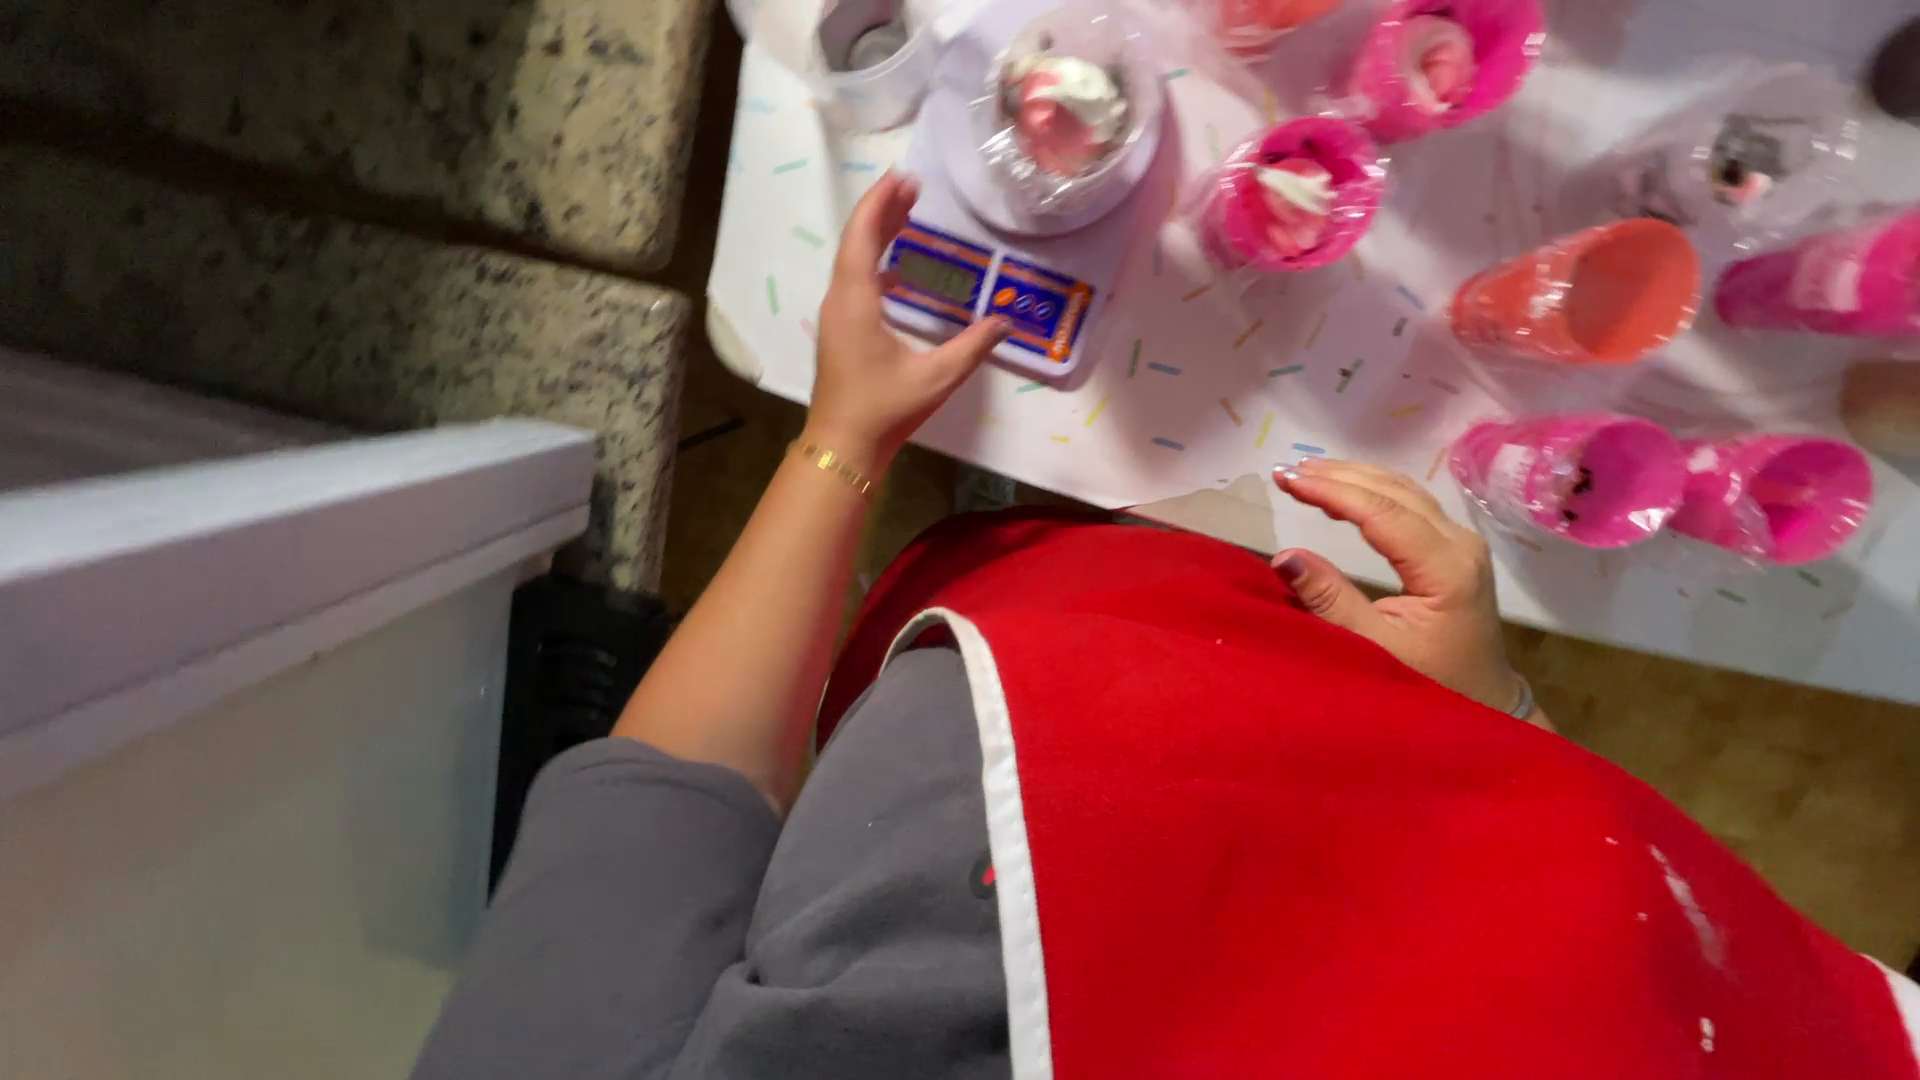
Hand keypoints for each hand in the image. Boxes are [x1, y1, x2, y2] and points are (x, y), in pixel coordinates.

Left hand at [808, 171, 1010, 472]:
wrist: (843, 446)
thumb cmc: (885, 409)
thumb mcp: (935, 378)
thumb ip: (971, 347)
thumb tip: (1005, 322)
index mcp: (856, 301)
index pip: (862, 235)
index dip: (881, 202)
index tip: (904, 178)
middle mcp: (840, 302)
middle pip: (855, 242)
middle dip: (882, 212)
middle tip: (913, 190)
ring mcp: (836, 318)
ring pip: (852, 263)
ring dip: (875, 237)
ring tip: (905, 218)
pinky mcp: (840, 334)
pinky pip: (854, 284)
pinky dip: (874, 266)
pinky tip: (896, 273)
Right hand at [1271, 459, 1527, 716]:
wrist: (1482, 698)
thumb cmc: (1429, 681)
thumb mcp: (1374, 649)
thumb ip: (1330, 601)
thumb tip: (1286, 556)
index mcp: (1446, 568)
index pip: (1382, 512)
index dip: (1331, 492)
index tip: (1286, 481)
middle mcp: (1459, 544)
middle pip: (1394, 491)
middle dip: (1337, 477)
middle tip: (1286, 473)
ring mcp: (1459, 542)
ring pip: (1403, 490)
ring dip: (1352, 477)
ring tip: (1304, 473)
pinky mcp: (1452, 547)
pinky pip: (1408, 503)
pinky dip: (1368, 490)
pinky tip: (1340, 488)